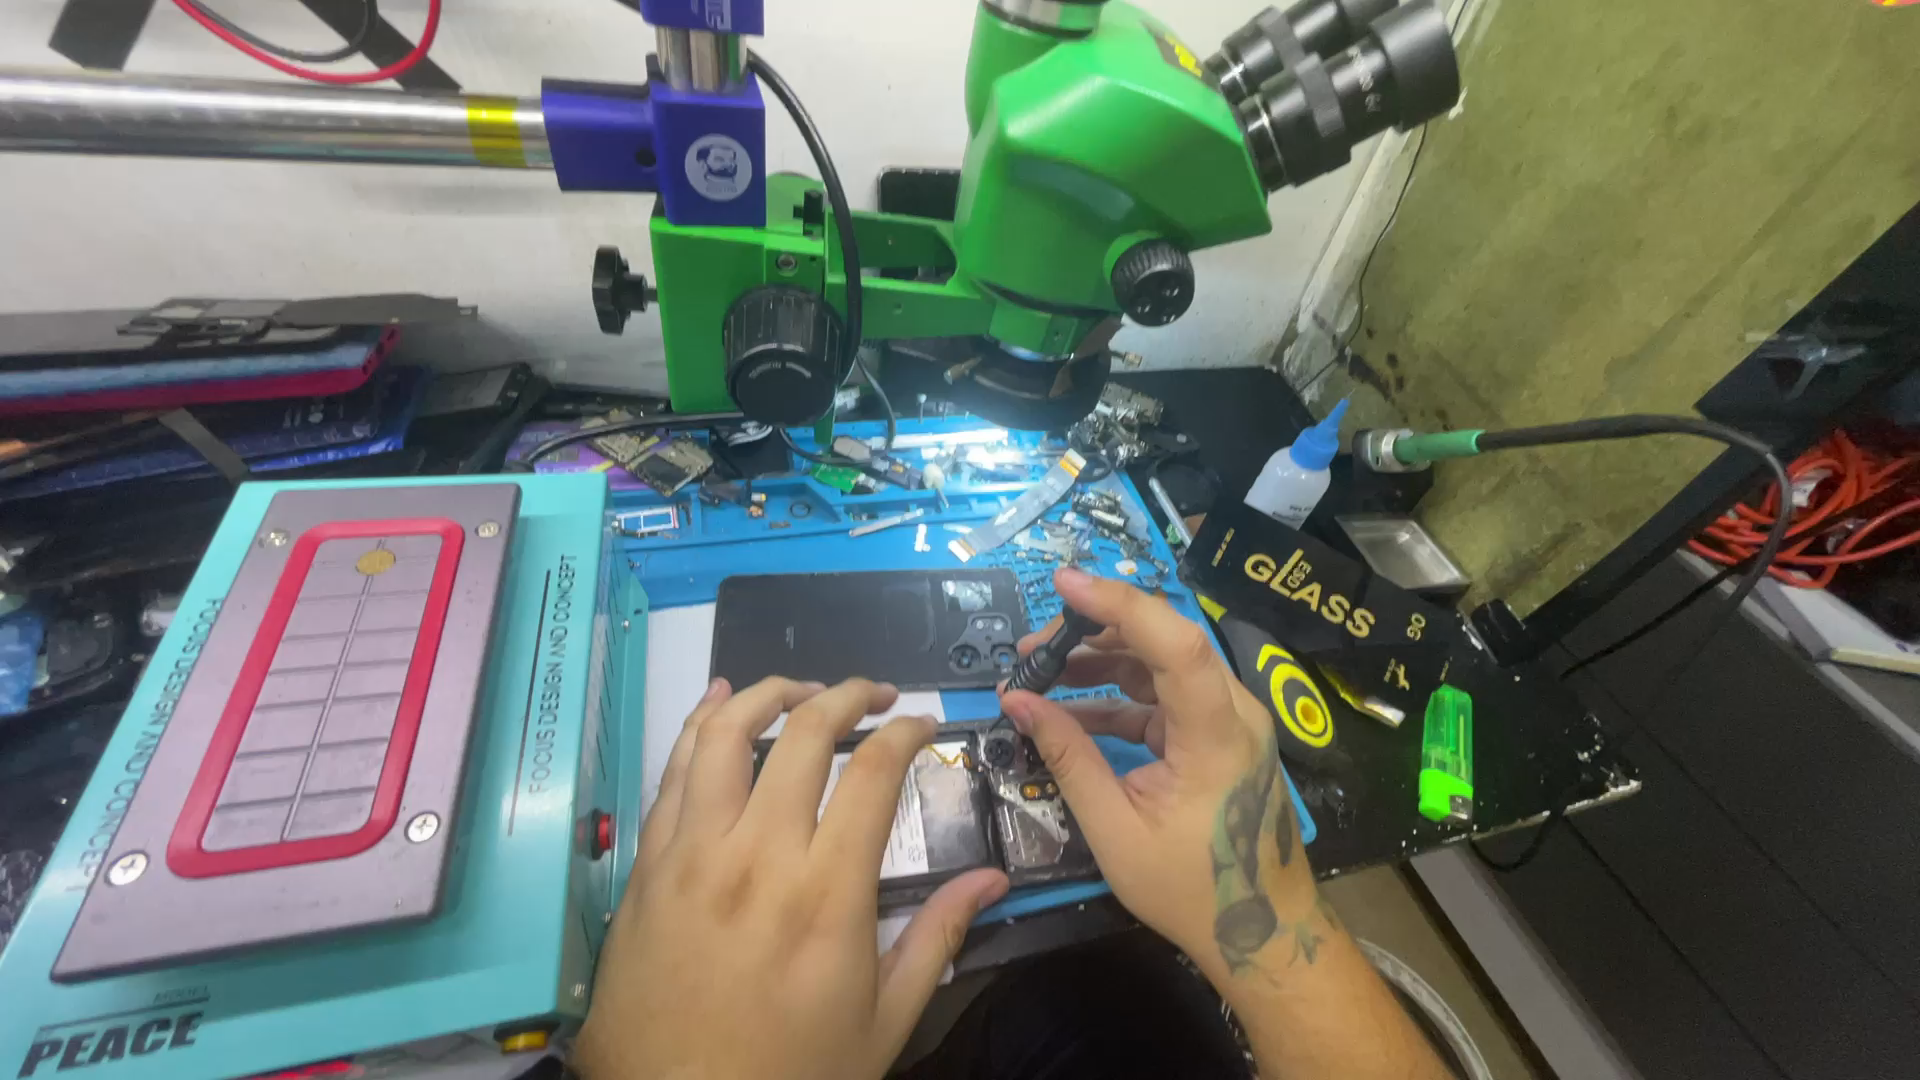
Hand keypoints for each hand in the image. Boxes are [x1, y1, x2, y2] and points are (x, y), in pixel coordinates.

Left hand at [576, 677, 1009, 1079]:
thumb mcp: (883, 1021)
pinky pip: (673, 771)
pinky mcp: (649, 863)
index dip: (906, 731)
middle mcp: (757, 854)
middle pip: (806, 733)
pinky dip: (700, 721)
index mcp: (825, 893)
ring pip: (727, 733)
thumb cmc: (788, 1072)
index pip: (875, 772)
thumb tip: (993, 879)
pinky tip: (721, 698)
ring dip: (771, 691)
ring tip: (805, 689)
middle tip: (875, 693)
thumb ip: (939, 937)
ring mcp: (693, 852)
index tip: (921, 722)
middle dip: (850, 694)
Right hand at [1000, 568, 1324, 991]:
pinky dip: (1116, 693)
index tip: (1063, 584)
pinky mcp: (1214, 731)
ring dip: (1100, 657)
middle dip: (1093, 629)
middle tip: (1031, 646)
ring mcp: (1227, 718)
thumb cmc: (1193, 890)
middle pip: (1163, 641)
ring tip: (1041, 668)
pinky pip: (1161, 694)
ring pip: (1160, 661)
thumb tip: (1015, 700)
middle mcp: (1232, 710)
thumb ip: (1066, 757)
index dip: (1119, 605)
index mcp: (1218, 734)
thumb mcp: (1114, 830)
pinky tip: (1071, 706)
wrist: (1265, 932)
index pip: (1176, 643)